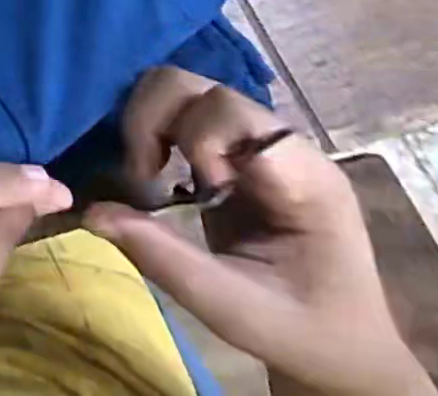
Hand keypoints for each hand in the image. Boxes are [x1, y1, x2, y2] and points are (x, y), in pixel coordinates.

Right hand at [84, 68, 435, 395]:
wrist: (345, 350)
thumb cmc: (304, 333)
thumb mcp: (238, 313)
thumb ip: (167, 260)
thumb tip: (92, 213)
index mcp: (305, 176)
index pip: (233, 113)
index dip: (198, 142)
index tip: (191, 195)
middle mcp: (282, 141)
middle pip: (199, 87)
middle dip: (155, 122)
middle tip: (145, 177)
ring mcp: (257, 136)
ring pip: (181, 86)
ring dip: (148, 120)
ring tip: (146, 172)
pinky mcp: (233, 142)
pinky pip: (180, 106)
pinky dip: (152, 125)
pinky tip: (155, 167)